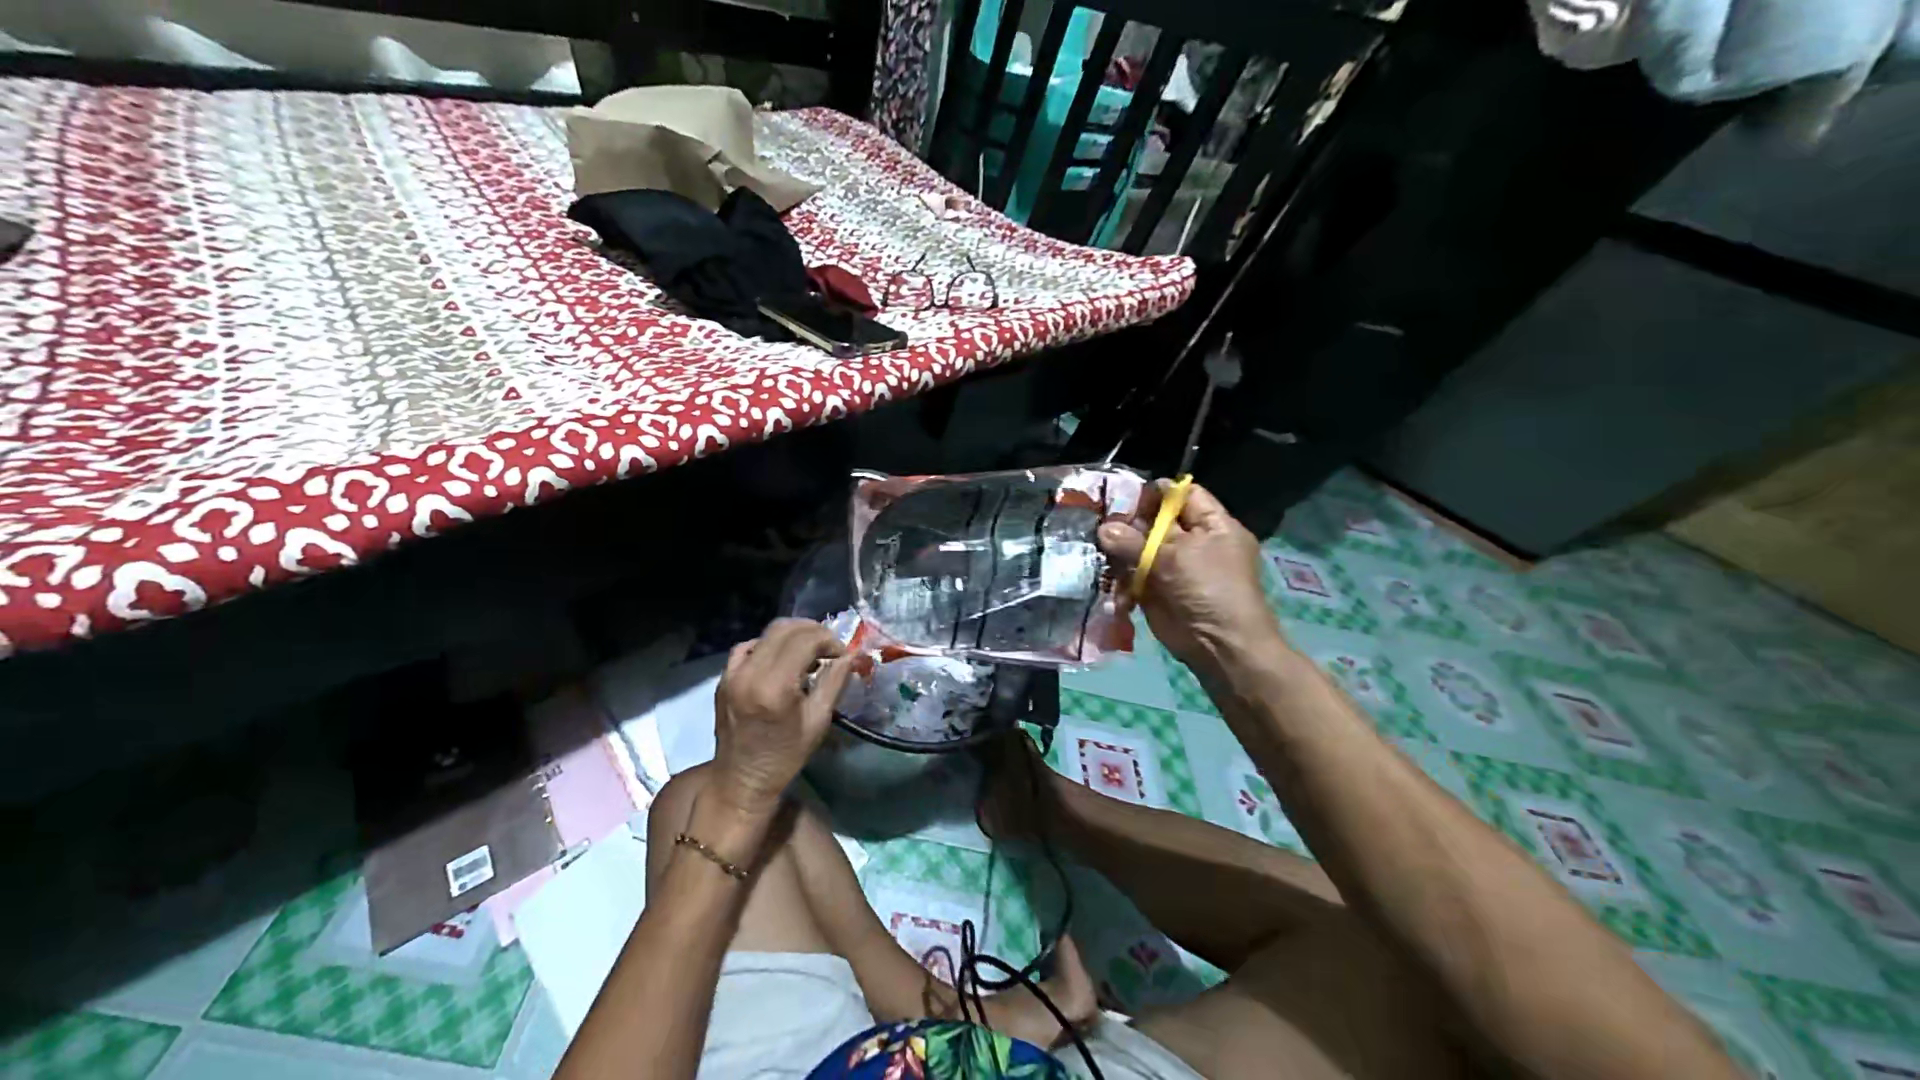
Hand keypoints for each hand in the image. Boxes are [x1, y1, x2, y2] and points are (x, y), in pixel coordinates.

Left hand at [710, 618, 856, 818]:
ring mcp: (732, 674)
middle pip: (785, 628)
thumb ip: (834, 682)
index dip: (829, 640)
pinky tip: (780, 661)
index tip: (841, 655)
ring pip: (766, 634)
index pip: (805, 640)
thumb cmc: (785, 756)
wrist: (742, 780)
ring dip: (791, 637)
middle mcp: (750, 673)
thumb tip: (851, 655)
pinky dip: (768, 646)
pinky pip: (747, 647)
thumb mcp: (818, 721)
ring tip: (807, 655)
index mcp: (775, 687)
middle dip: (812, 632)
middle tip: (828, 649)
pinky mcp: (724, 678)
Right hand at [1098, 481, 1283, 676]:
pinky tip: (1110, 582)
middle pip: (1156, 522)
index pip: (1184, 495)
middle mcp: (1194, 542)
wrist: (1219, 646)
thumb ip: (1135, 541)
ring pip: (1140, 549)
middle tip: (1101, 524)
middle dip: (1129, 524)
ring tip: (1101, 554)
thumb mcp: (1173, 557)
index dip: (1156, 494)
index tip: (1124, 497)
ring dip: (1120, 553)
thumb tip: (1103, 528)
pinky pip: (1134, 576)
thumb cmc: (1208, 589)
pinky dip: (1121, 579)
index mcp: (1212, 525)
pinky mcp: (1158, 591)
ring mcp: (1175, 568)